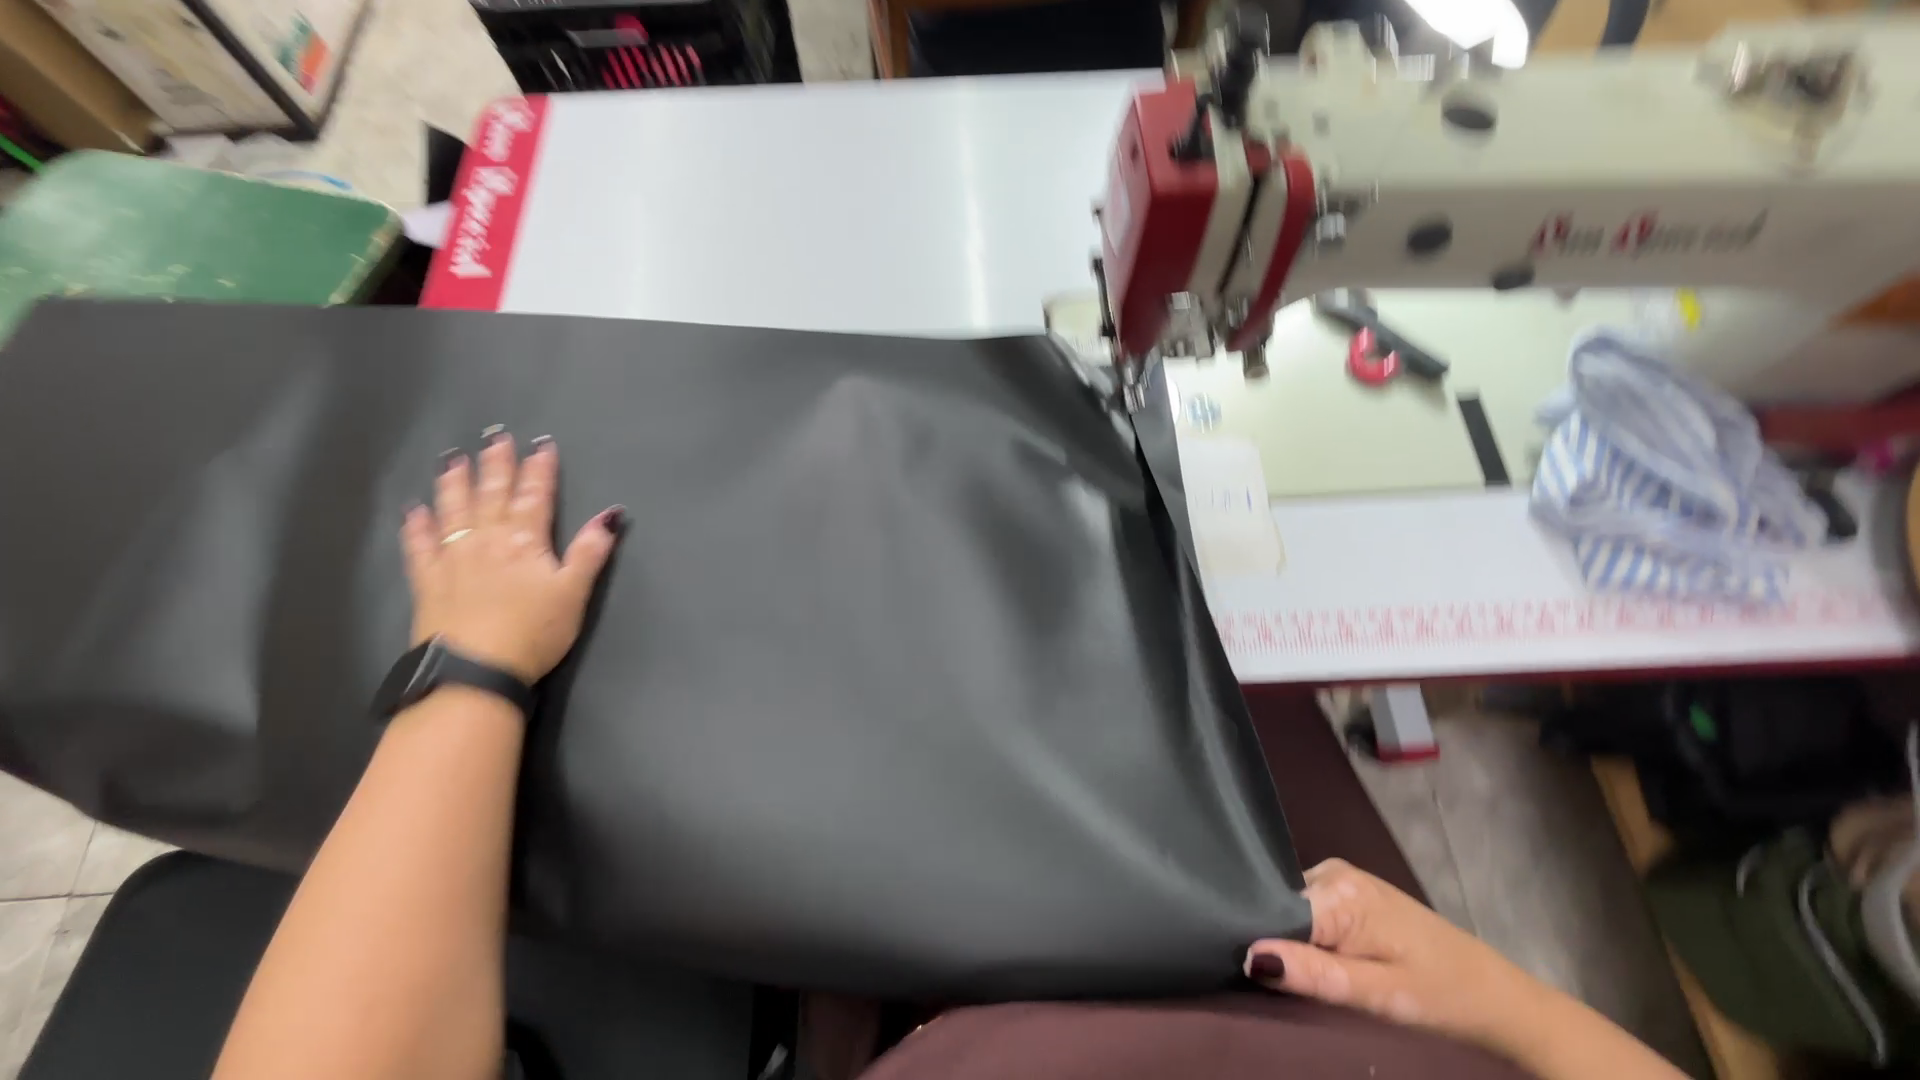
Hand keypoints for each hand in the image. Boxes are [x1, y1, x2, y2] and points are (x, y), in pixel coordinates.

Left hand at [400, 431, 621, 682]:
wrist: (474, 669)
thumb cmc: (534, 631)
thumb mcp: (574, 592)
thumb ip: (590, 551)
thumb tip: (611, 514)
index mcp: (525, 540)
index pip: (535, 496)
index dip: (540, 469)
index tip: (541, 444)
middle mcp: (486, 539)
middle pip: (492, 494)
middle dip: (497, 465)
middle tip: (495, 437)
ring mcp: (452, 558)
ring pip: (454, 510)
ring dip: (455, 483)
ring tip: (455, 460)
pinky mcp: (428, 581)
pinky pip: (419, 545)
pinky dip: (417, 526)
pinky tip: (415, 511)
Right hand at [1244, 859, 1535, 1049]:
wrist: (1495, 995)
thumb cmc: (1440, 996)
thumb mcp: (1378, 995)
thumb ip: (1315, 974)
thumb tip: (1251, 956)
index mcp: (1339, 891)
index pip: (1272, 910)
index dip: (1263, 944)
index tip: (1264, 977)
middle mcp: (1333, 871)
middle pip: (1279, 906)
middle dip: (1278, 942)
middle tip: (1295, 984)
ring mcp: (1342, 877)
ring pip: (1291, 908)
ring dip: (1292, 940)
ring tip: (1309, 974)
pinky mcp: (1351, 890)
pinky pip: (1308, 908)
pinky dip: (1307, 934)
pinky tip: (1323, 958)